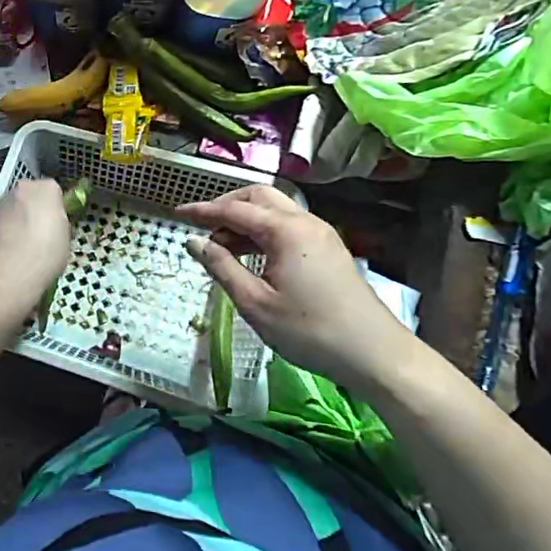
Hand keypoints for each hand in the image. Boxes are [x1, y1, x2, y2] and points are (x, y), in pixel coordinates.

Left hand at [0, 178, 71, 327]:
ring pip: (14, 208)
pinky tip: (10, 250)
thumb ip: (58, 222)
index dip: (56, 209)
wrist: (10, 272)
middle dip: (35, 210)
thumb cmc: (47, 252)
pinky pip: (2, 221)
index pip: (54, 191)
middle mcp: (21, 189)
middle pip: (31, 196)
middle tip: (41, 234)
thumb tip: (51, 224)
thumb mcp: (66, 237)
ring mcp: (1, 203)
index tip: (57, 225)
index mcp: (46, 188)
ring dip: (18, 219)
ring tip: (24, 245)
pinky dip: (6, 230)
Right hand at [177, 185, 413, 389]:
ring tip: (220, 248)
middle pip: (259, 197)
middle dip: (226, 206)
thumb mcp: (254, 303)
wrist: (373, 353)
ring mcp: (321, 234)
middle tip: (202, 228)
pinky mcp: (328, 249)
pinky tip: (249, 257)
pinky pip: (288, 226)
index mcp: (285, 230)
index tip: (177, 213)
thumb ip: (221, 267)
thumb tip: (194, 242)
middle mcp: (305, 222)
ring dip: (245, 220)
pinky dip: (263, 232)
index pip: (235, 208)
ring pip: (275, 210)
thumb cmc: (308, 330)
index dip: (203, 210)